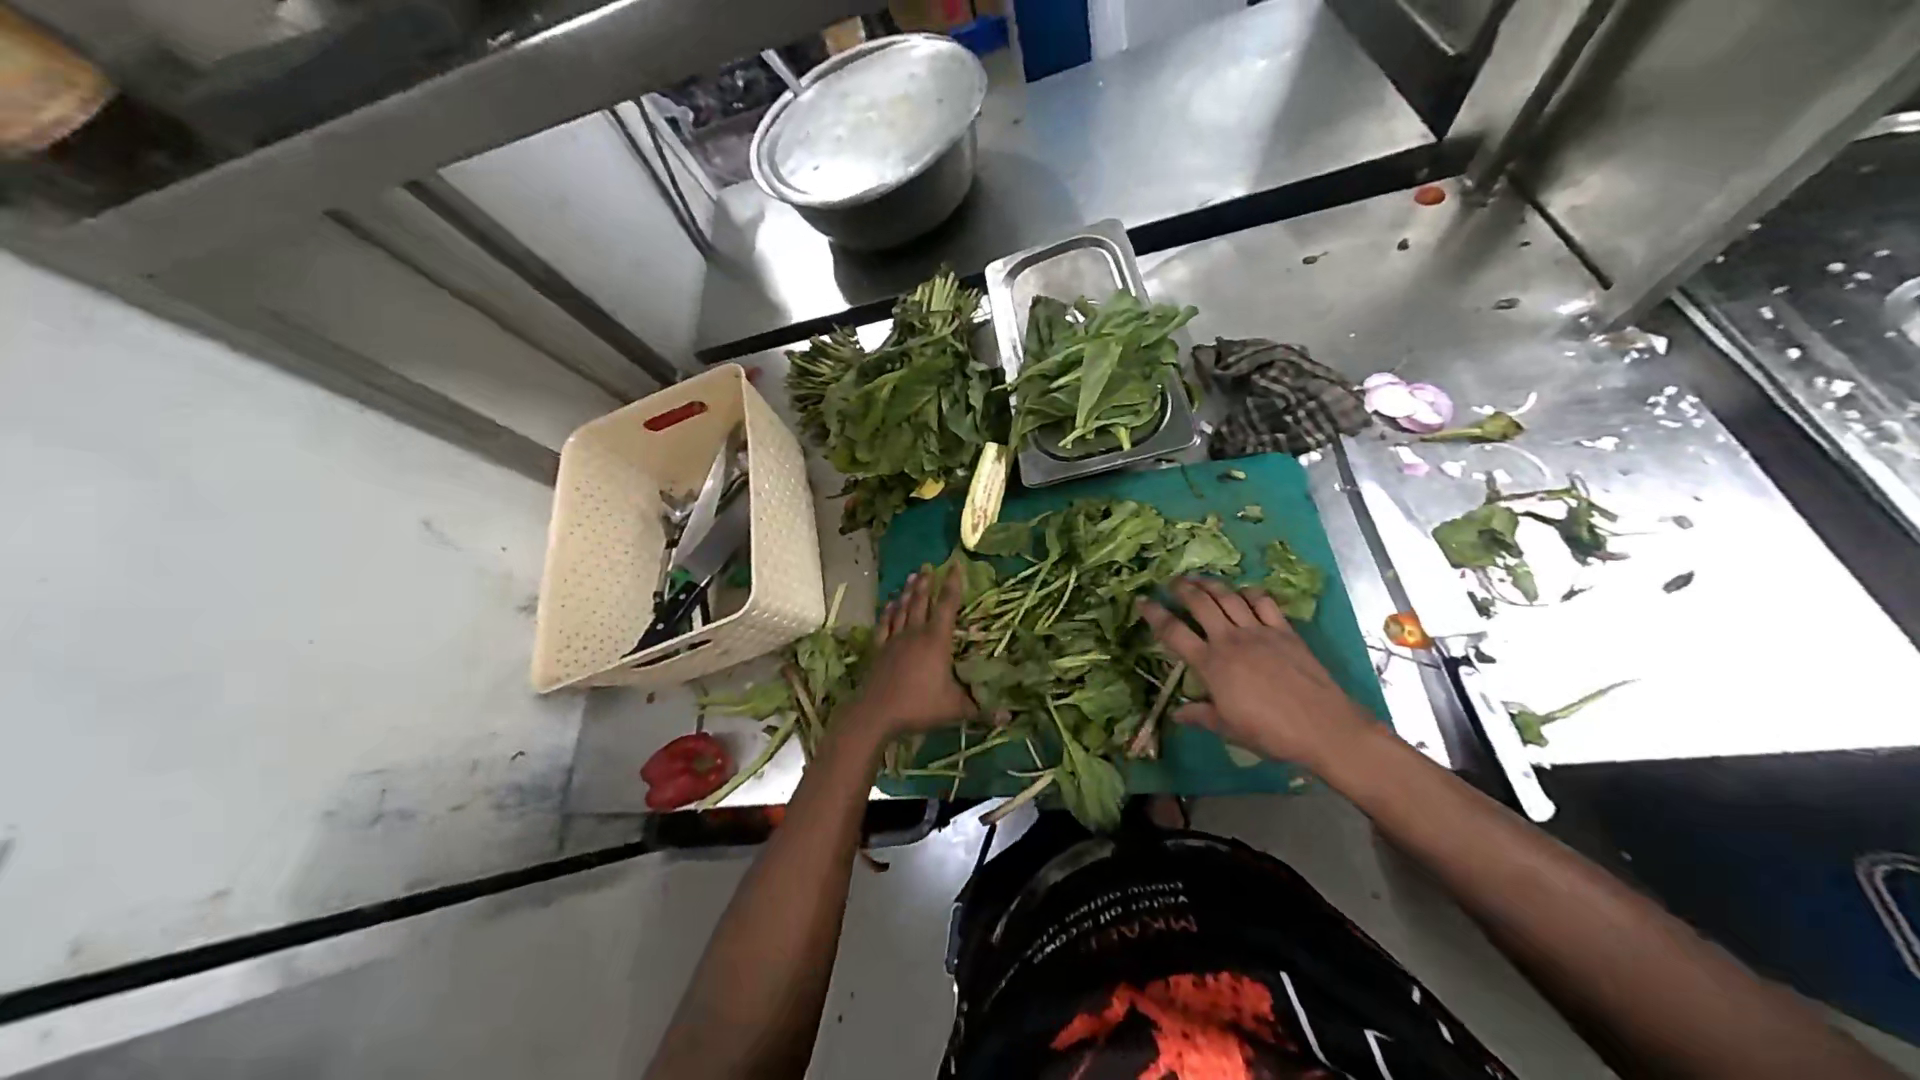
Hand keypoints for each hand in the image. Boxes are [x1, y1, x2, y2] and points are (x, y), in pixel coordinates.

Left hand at [848, 565, 975, 735]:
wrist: (875, 714)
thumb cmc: (919, 706)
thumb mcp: (956, 709)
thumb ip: (982, 710)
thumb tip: (1009, 718)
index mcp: (936, 640)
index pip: (947, 605)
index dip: (952, 584)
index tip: (955, 565)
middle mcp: (915, 633)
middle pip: (921, 601)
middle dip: (926, 582)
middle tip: (928, 565)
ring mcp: (894, 640)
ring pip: (902, 609)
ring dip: (907, 591)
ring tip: (911, 577)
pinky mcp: (878, 650)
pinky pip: (884, 624)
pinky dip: (888, 612)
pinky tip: (889, 604)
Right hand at [1137, 578, 1372, 766]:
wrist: (1322, 727)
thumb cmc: (1269, 732)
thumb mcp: (1228, 728)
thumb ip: (1200, 715)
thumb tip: (1177, 713)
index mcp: (1211, 664)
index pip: (1174, 633)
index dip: (1154, 615)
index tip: (1142, 602)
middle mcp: (1230, 640)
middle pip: (1200, 604)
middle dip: (1182, 589)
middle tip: (1171, 582)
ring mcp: (1259, 632)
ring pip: (1229, 597)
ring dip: (1210, 584)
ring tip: (1198, 579)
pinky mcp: (1284, 631)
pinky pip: (1264, 602)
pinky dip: (1249, 592)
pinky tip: (1243, 592)